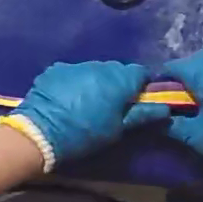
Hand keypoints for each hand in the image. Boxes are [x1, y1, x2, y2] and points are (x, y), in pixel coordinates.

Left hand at [0, 60, 169, 170]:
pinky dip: (74, 81)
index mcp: (117, 80)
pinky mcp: (53, 70)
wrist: (38, 134)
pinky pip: (72, 73)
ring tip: (88, 101)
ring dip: (95, 81)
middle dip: (117, 83)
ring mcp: (73, 66)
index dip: (141, 86)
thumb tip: (164, 107)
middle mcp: (96, 66)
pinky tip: (67, 98)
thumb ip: (141, 114)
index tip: (137, 100)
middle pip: (116, 70)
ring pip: (93, 70)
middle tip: (112, 104)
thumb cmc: (84, 135)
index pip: (140, 73)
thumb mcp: (117, 129)